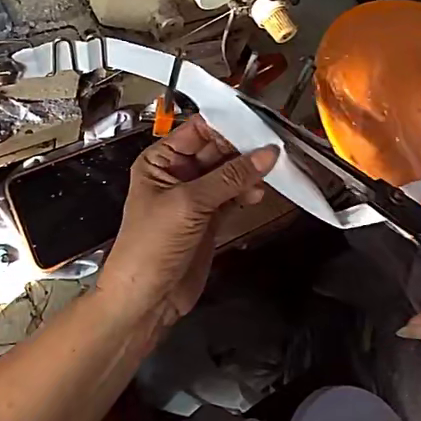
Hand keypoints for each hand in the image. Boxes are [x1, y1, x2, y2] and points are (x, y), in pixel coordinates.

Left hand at [99, 115, 277, 325]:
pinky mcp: (209, 219)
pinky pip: (233, 196)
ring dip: (248, 172)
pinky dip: (247, 193)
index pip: (197, 130)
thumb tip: (267, 154)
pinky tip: (258, 193)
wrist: (145, 299)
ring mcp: (194, 198)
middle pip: (216, 150)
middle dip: (243, 147)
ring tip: (271, 170)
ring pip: (228, 174)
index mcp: (160, 160)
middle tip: (274, 144)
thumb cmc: (150, 246)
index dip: (226, 124)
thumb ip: (229, 178)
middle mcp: (176, 174)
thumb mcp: (188, 204)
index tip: (259, 121)